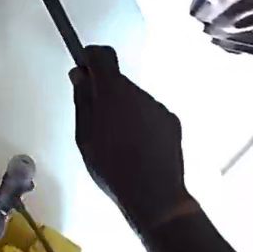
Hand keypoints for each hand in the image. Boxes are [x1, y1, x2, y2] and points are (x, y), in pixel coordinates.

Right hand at [70, 46, 190, 226]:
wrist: (154, 195)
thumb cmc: (112, 168)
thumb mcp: (84, 137)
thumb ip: (82, 101)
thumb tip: (80, 76)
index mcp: (113, 92)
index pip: (102, 55)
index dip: (90, 58)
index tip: (83, 69)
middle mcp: (138, 92)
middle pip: (118, 81)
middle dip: (105, 93)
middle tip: (96, 121)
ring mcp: (158, 106)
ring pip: (134, 99)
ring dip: (124, 111)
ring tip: (117, 143)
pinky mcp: (172, 121)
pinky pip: (150, 114)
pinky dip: (141, 124)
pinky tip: (137, 148)